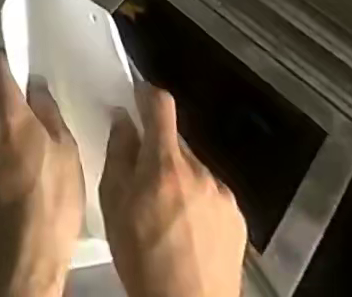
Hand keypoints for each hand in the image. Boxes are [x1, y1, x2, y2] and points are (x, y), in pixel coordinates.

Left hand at [0, 48, 83, 296]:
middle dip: (5, 84)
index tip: (22, 58)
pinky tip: (18, 152)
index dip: (6, 55)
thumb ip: (48, 111)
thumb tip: (35, 86)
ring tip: (29, 124)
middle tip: (31, 92)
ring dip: (1, 112)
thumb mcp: (65, 150)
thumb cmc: (50, 197)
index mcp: (4, 107)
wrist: (17, 255)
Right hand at [100, 84, 247, 296]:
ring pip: (192, 168)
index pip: (161, 105)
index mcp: (165, 163)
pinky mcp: (238, 219)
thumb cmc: (140, 258)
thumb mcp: (114, 203)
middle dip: (156, 149)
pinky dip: (196, 199)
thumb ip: (118, 153)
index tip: (135, 96)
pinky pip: (210, 193)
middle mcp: (199, 170)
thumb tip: (123, 119)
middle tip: (140, 177)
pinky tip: (186, 230)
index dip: (146, 94)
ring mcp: (222, 195)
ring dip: (177, 176)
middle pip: (174, 141)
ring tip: (164, 212)